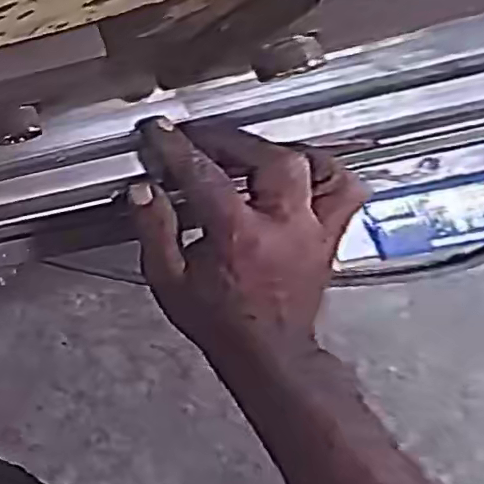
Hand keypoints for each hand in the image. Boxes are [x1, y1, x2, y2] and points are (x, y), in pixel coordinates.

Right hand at [125, 117, 367, 358]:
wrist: (266, 351)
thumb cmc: (217, 318)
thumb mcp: (166, 276)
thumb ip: (154, 228)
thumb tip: (142, 190)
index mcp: (240, 237)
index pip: (207, 175)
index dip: (178, 148)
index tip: (161, 131)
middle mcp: (286, 228)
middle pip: (269, 158)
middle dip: (227, 138)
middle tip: (198, 135)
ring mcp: (315, 230)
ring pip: (314, 165)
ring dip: (274, 148)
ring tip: (243, 146)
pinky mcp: (330, 235)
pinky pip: (341, 188)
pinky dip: (318, 168)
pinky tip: (291, 167)